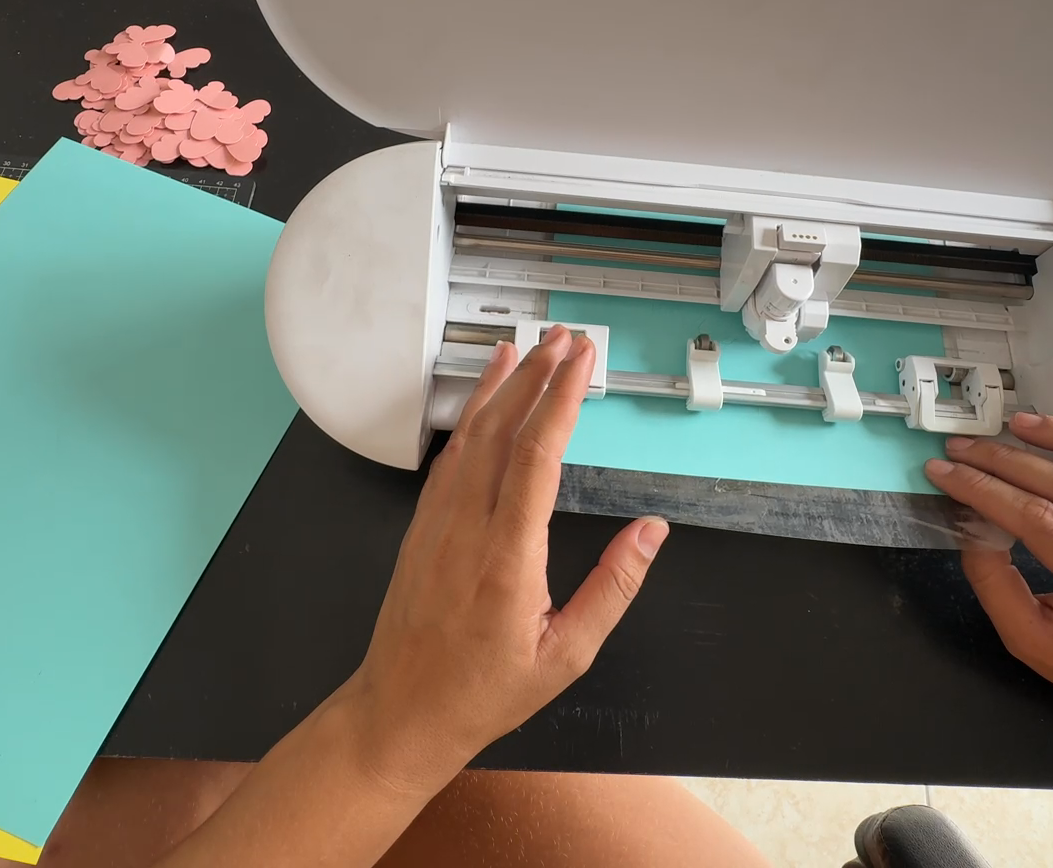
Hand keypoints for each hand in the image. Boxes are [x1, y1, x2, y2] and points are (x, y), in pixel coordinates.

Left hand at [338, 327, 668, 792]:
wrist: (401, 712)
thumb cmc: (484, 689)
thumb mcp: (567, 654)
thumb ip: (614, 587)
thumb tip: (651, 532)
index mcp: (508, 555)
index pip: (538, 454)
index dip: (562, 398)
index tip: (581, 361)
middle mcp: (468, 525)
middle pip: (504, 428)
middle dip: (537, 374)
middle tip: (565, 339)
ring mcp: (439, 519)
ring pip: (471, 433)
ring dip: (502, 385)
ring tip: (527, 348)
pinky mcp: (423, 522)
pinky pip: (450, 455)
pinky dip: (470, 415)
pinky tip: (484, 396)